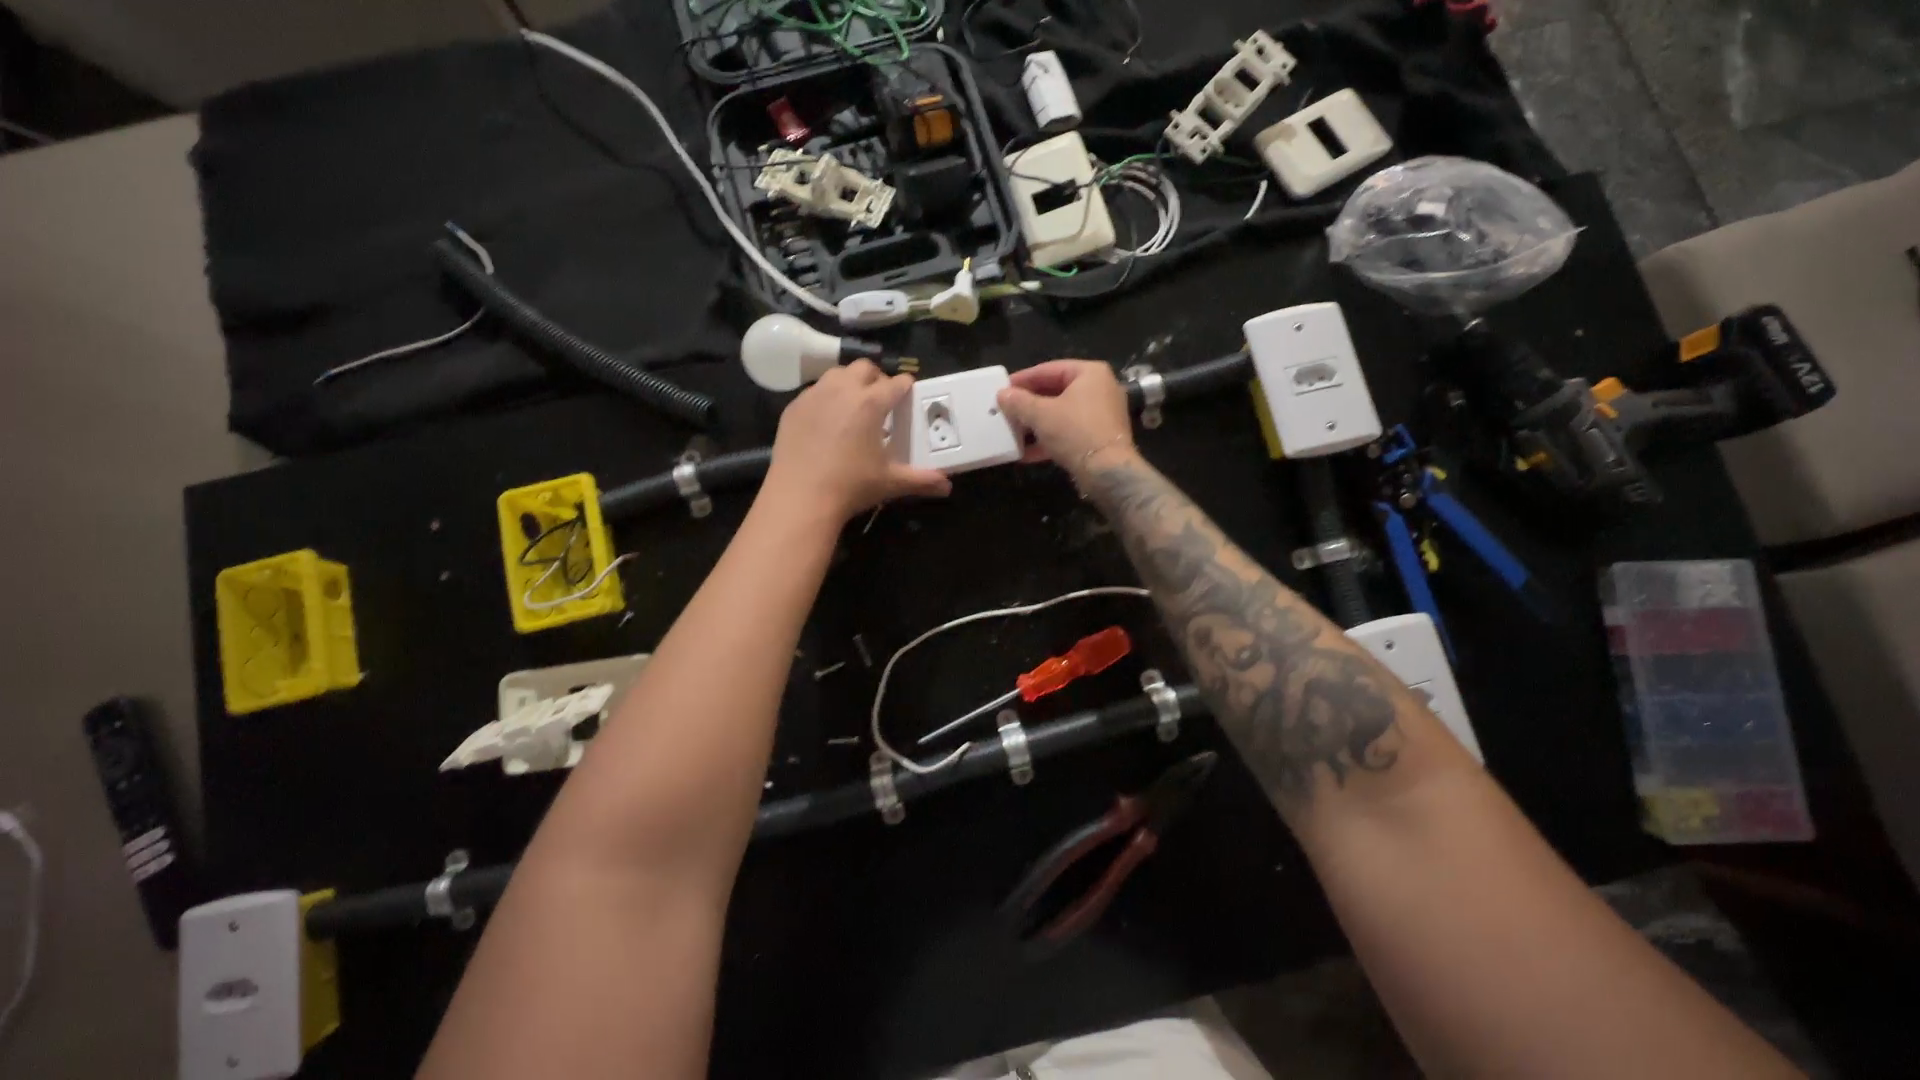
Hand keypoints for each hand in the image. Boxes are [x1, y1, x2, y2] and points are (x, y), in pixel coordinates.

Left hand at [764, 361, 951, 520]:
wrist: (800, 497)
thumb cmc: (850, 486)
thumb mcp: (890, 482)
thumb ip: (921, 480)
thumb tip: (947, 485)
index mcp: (871, 403)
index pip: (896, 382)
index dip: (905, 387)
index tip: (907, 395)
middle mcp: (843, 390)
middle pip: (865, 368)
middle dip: (876, 378)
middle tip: (881, 400)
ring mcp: (814, 395)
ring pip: (837, 374)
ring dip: (849, 383)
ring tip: (853, 406)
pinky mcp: (793, 407)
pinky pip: (814, 391)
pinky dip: (825, 398)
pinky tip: (827, 422)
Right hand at [996, 360, 1136, 478]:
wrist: (1107, 472)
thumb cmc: (1075, 432)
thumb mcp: (1041, 414)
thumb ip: (1019, 402)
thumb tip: (1002, 395)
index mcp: (1090, 373)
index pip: (1049, 369)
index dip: (1023, 379)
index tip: (1002, 388)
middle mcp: (1099, 389)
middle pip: (1055, 391)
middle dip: (1029, 404)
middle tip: (1006, 410)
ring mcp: (1101, 415)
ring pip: (1061, 414)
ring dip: (1036, 424)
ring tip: (1012, 431)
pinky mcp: (1099, 438)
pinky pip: (1069, 432)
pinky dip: (1049, 439)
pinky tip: (1026, 452)